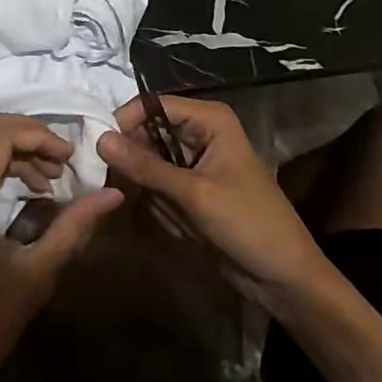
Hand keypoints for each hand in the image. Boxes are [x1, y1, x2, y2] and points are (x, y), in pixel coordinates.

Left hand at [0, 113, 123, 381]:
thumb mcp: (38, 272)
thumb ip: (75, 226)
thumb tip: (114, 194)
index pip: (0, 136)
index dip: (40, 136)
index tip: (70, 158)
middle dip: (31, 134)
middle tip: (63, 158)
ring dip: (21, 147)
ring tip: (54, 176)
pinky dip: (9, 162)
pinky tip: (36, 188)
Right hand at [96, 96, 325, 304]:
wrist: (284, 276)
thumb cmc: (248, 223)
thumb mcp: (194, 194)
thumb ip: (146, 167)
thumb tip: (100, 139)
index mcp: (210, 118)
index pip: (153, 105)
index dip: (125, 122)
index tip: (98, 149)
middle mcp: (202, 131)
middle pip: (149, 133)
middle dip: (136, 162)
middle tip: (120, 189)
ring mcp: (197, 161)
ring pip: (151, 163)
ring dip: (150, 190)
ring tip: (171, 214)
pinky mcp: (193, 188)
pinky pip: (161, 185)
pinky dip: (161, 204)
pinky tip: (180, 226)